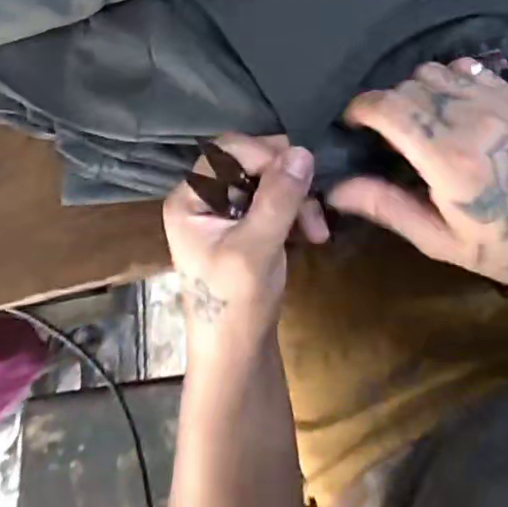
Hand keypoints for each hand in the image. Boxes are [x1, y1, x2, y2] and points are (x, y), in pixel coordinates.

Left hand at [163, 134, 330, 351]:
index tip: (297, 176)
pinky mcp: (246, 224)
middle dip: (286, 179)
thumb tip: (301, 152)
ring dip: (297, 198)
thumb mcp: (256, 249)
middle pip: (250, 162)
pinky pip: (275, 199)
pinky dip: (296, 211)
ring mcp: (225, 211)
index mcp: (190, 198)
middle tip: (314, 203)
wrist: (237, 355)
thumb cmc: (235, 304)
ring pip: (267, 179)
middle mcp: (203, 197)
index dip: (264, 156)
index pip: (227, 151)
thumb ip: (278, 200)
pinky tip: (312, 234)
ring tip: (317, 229)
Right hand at [329, 58, 507, 300]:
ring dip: (413, 90)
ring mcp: (495, 103)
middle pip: (404, 87)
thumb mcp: (441, 241)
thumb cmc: (507, 248)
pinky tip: (449, 106)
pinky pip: (464, 67)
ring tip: (417, 119)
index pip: (388, 109)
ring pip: (431, 71)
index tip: (352, 125)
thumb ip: (386, 206)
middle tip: (384, 133)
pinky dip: (446, 79)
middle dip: (383, 104)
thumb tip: (335, 189)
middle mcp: (470, 120)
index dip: (360, 108)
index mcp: (448, 161)